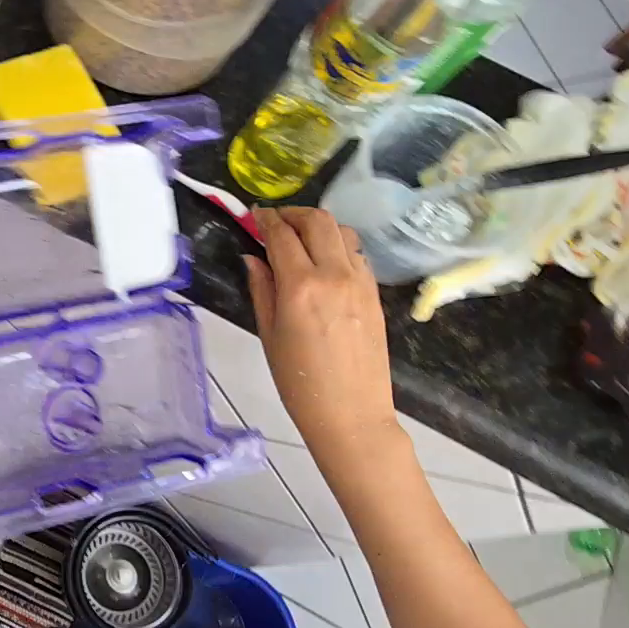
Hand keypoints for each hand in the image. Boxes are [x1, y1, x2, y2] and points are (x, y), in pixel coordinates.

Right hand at [244, 208, 400, 458]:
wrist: (351, 413)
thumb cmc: (299, 381)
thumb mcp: (269, 333)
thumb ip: (262, 289)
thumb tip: (254, 258)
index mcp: (300, 286)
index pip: (281, 235)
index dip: (265, 219)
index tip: (254, 215)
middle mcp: (334, 275)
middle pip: (318, 220)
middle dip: (293, 214)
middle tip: (275, 222)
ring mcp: (360, 281)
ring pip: (342, 231)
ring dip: (318, 226)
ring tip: (300, 238)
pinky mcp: (374, 292)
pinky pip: (356, 254)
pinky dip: (337, 246)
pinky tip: (323, 262)